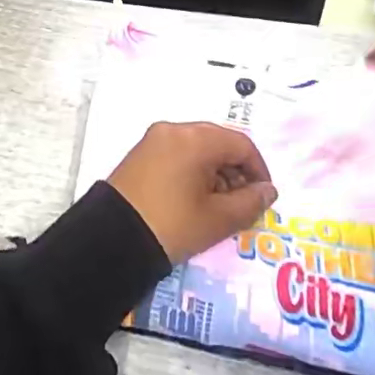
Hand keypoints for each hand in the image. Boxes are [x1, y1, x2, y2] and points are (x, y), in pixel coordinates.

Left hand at [108, 122, 278, 263]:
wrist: (106, 245)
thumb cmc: (170, 227)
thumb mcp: (215, 220)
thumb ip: (249, 203)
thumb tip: (268, 192)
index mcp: (196, 138)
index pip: (241, 144)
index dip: (258, 169)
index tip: (263, 195)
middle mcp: (175, 129)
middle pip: (218, 142)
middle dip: (236, 171)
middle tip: (242, 202)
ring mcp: (154, 140)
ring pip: (197, 148)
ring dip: (214, 172)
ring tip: (218, 205)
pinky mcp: (139, 155)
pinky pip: (177, 154)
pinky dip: (192, 172)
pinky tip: (194, 200)